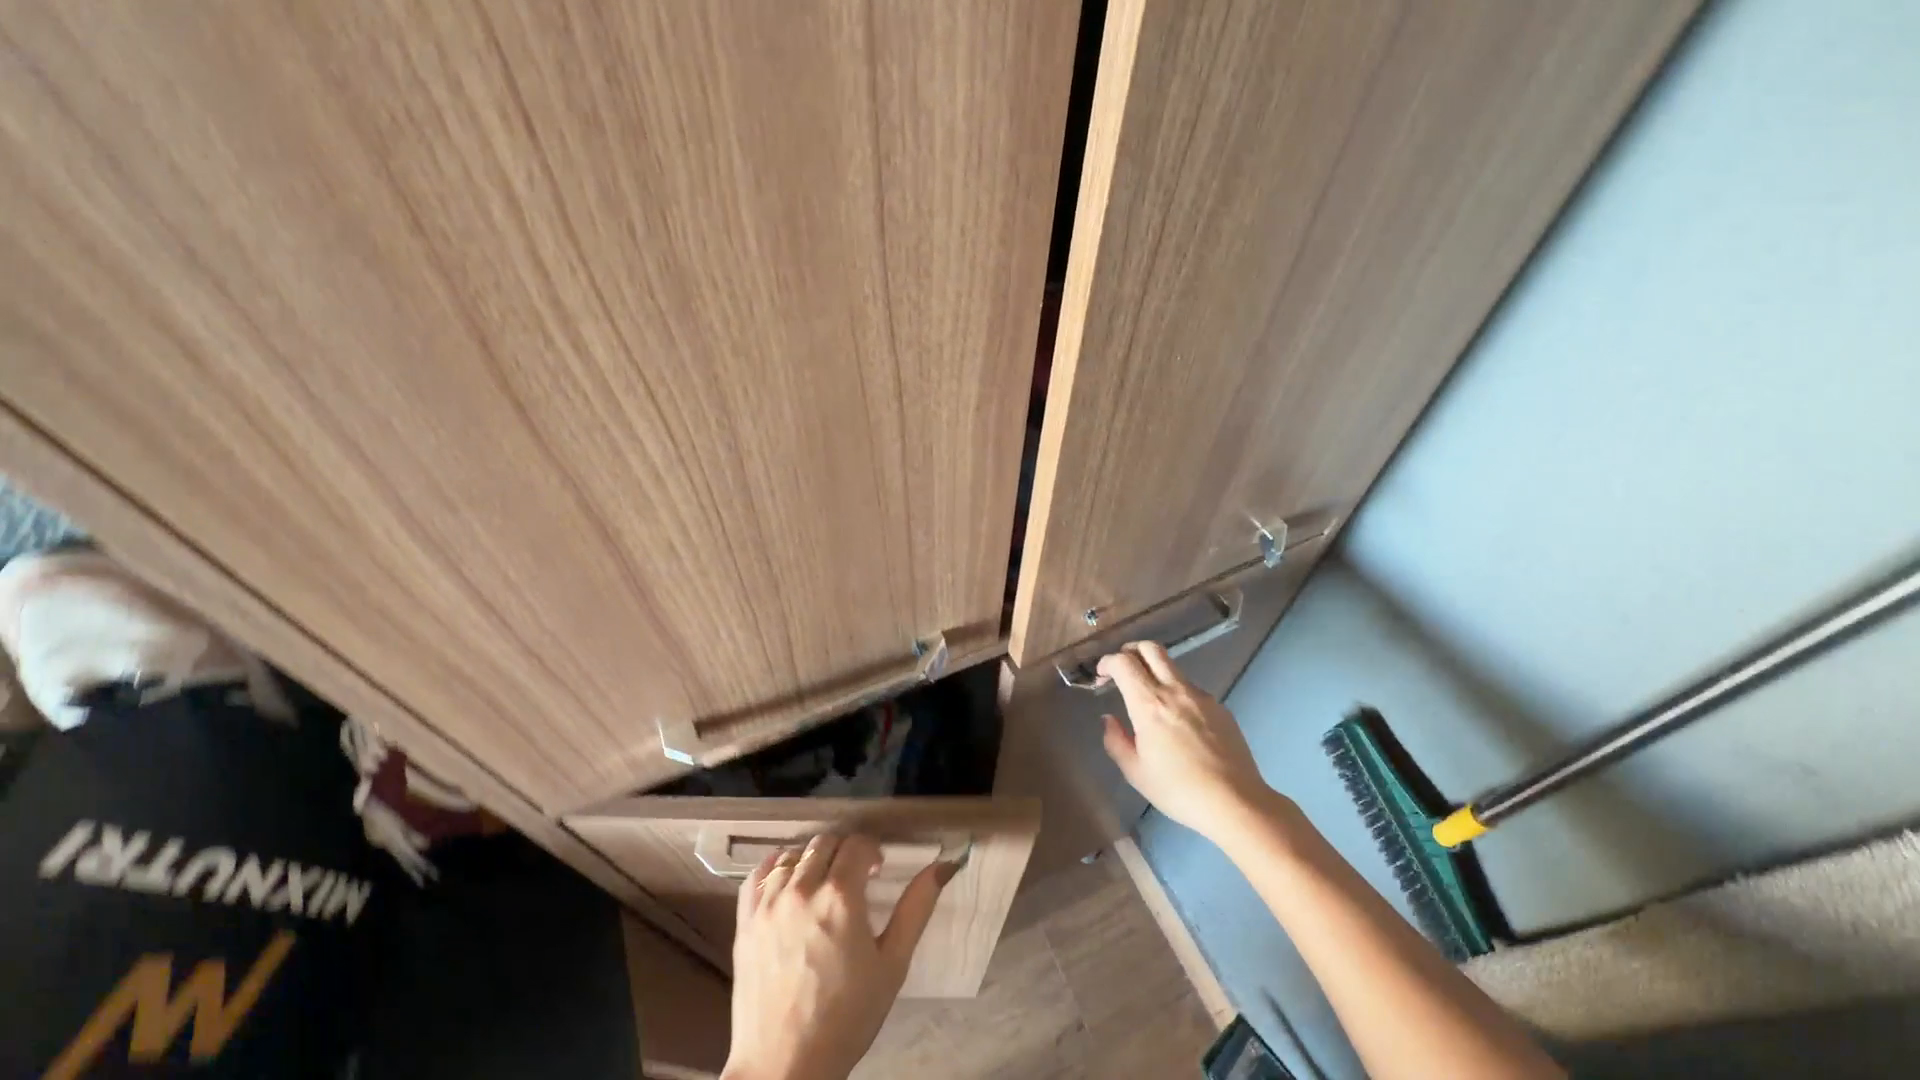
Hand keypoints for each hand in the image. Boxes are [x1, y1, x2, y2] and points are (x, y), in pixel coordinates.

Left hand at [722, 834, 953, 1079]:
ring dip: (812, 859)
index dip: (872, 851)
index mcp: (841, 897)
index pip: (857, 845)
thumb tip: (942, 865)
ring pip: (791, 855)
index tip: (878, 870)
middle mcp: (801, 890)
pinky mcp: (744, 922)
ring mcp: (767, 904)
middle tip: (855, 877)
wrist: (785, 1064)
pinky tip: (787, 885)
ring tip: (822, 885)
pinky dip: (775, 869)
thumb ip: (916, 908)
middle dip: (844, 851)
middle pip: (824, 843)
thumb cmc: (847, 1017)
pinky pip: (757, 875)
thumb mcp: (893, 964)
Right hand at [1098, 642, 1278, 842]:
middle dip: (1131, 650)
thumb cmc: (1178, 790)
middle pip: (1151, 649)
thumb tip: (1109, 719)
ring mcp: (1202, 697)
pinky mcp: (1220, 707)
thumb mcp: (1135, 772)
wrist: (1234, 801)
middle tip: (1122, 669)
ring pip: (1173, 668)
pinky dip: (1177, 693)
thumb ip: (1116, 740)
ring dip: (1155, 672)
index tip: (1101, 675)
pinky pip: (1192, 690)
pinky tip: (1178, 723)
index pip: (1124, 663)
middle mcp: (1176, 691)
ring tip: (1149, 700)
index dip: (1107, 662)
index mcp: (1149, 705)